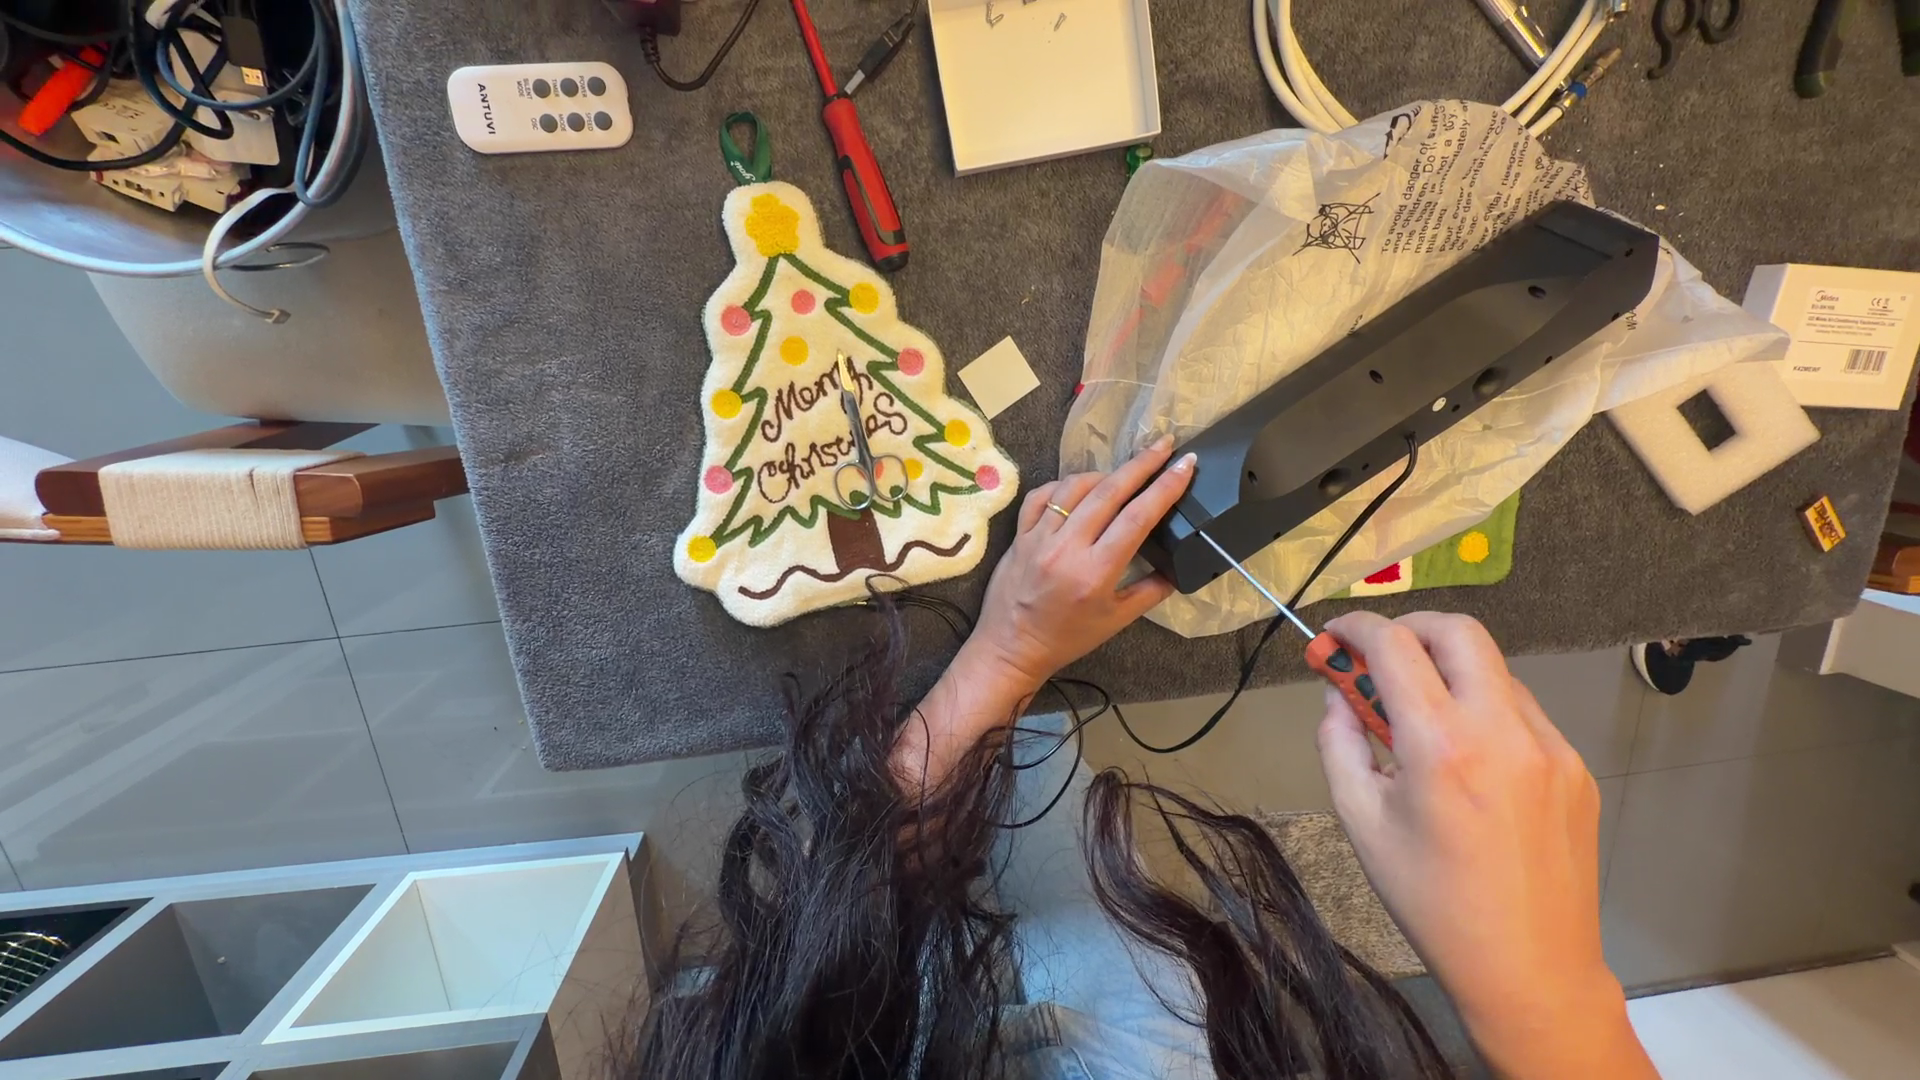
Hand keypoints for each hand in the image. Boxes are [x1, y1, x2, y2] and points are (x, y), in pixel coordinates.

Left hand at [895, 437, 1192, 787]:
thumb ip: (1150, 591)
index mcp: (1096, 571)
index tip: (1186, 464)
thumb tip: (1176, 568)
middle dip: (1141, 464)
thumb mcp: (1116, 621)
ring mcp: (1039, 538)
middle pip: (1109, 492)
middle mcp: (1067, 548)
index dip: (1165, 486)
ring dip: (1102, 475)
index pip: (1138, 517)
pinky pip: (1040, 497)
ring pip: (1073, 488)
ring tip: (1122, 474)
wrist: (1011, 648)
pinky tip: (1076, 488)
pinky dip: (1061, 486)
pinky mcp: (1019, 536)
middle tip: (1163, 445)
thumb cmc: (1067, 638)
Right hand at [1315, 612, 1655, 1079]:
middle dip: (1408, 627)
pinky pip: (1520, 709)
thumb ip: (1337, 741)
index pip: (1394, 646)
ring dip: (1445, 669)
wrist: (1529, 968)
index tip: (1334, 635)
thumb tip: (1338, 694)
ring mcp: (1551, 748)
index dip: (1355, 627)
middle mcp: (1503, 732)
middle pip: (1458, 630)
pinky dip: (1480, 705)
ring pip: (1492, 668)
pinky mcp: (1576, 769)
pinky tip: (1464, 753)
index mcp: (1441, 746)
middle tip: (1378, 656)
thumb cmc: (1427, 896)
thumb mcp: (1359, 817)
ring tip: (1419, 716)